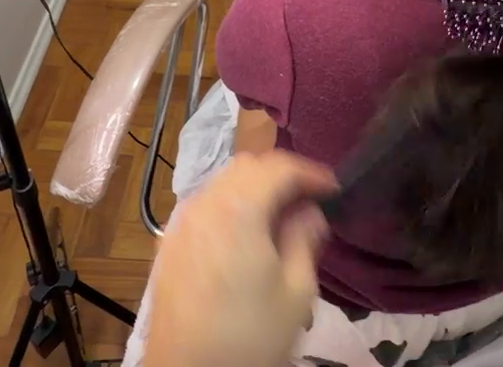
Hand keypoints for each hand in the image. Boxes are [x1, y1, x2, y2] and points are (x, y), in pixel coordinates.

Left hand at [144, 152, 336, 366]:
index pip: (281, 167)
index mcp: (240, 207)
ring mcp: (182, 221)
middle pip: (249, 166)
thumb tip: (308, 212)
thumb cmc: (249, 337)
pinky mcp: (168, 244)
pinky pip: (204, 205)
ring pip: (223, 182)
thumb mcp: (296, 293)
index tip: (334, 189)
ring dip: (253, 188)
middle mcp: (206, 202)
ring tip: (277, 217)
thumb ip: (305, 239)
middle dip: (281, 175)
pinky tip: (242, 236)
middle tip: (307, 201)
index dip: (311, 173)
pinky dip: (228, 205)